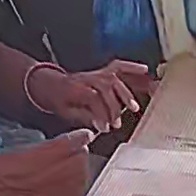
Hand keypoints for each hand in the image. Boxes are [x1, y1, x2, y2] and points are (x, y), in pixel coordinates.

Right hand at [0, 130, 92, 195]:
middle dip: (80, 151)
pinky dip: (78, 181)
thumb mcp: (18, 149)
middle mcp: (48, 173)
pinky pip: (76, 189)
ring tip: (74, 163)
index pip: (67, 144)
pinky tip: (73, 178)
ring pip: (81, 174)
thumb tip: (62, 143)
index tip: (87, 133)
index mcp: (38, 156)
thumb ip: (42, 147)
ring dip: (81, 166)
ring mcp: (54, 189)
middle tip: (76, 149)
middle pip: (79, 158)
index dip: (79, 137)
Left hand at [31, 60, 154, 131]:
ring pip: (114, 79)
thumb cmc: (59, 100)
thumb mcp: (66, 113)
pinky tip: (144, 70)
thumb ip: (84, 117)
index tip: (104, 128)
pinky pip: (118, 67)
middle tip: (116, 124)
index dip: (101, 114)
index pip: (93, 98)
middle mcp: (87, 78)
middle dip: (113, 107)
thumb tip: (99, 125)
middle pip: (106, 88)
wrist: (50, 84)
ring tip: (134, 107)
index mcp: (75, 87)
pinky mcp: (102, 72)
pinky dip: (132, 67)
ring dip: (126, 94)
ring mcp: (96, 73)